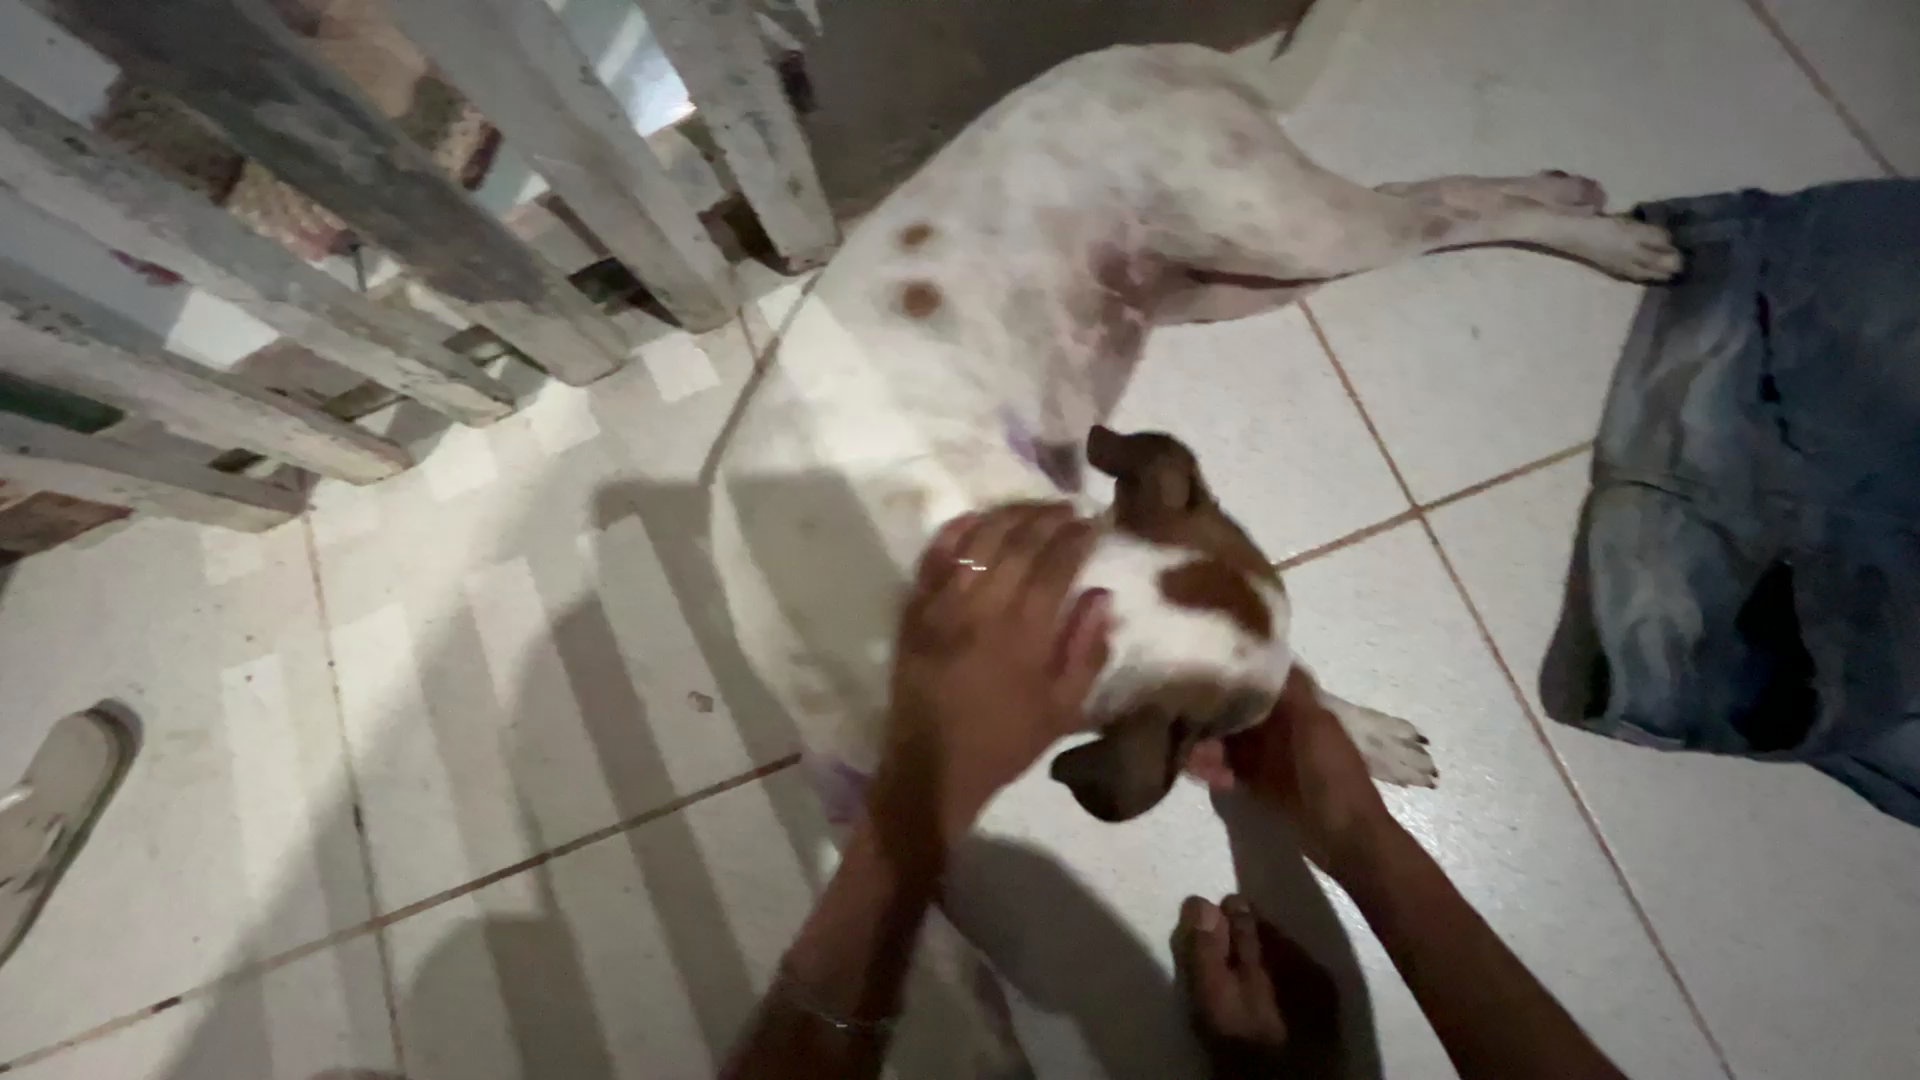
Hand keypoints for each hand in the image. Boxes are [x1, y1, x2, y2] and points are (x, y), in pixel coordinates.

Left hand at [874, 502, 1111, 845]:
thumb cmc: (1004, 742)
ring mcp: (941, 605)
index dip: (1078, 537)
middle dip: (1048, 516)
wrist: (931, 768)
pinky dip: (956, 530)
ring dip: (1008, 515)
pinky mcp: (914, 609)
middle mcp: (981, 610)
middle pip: (1017, 543)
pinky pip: (934, 556)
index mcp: (1023, 636)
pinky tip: (977, 517)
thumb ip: (1086, 649)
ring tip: (1032, 506)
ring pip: (977, 540)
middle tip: (1068, 506)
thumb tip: (1102, 595)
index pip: (1056, 566)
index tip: (1093, 522)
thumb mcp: (1062, 709)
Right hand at [1187, 666, 1391, 874]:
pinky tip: (1200, 773)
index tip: (1205, 666)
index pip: (1264, 684)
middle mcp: (1284, 731)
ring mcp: (1272, 761)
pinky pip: (1230, 772)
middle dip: (1214, 714)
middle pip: (1241, 714)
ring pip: (1231, 744)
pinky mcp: (1262, 787)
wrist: (1346, 838)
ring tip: (1189, 754)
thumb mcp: (1315, 724)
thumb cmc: (1331, 775)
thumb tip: (1271, 651)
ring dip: (1209, 746)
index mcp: (1301, 712)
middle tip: (1183, 715)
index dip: (1237, 675)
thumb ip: (1294, 690)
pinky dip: (1214, 771)